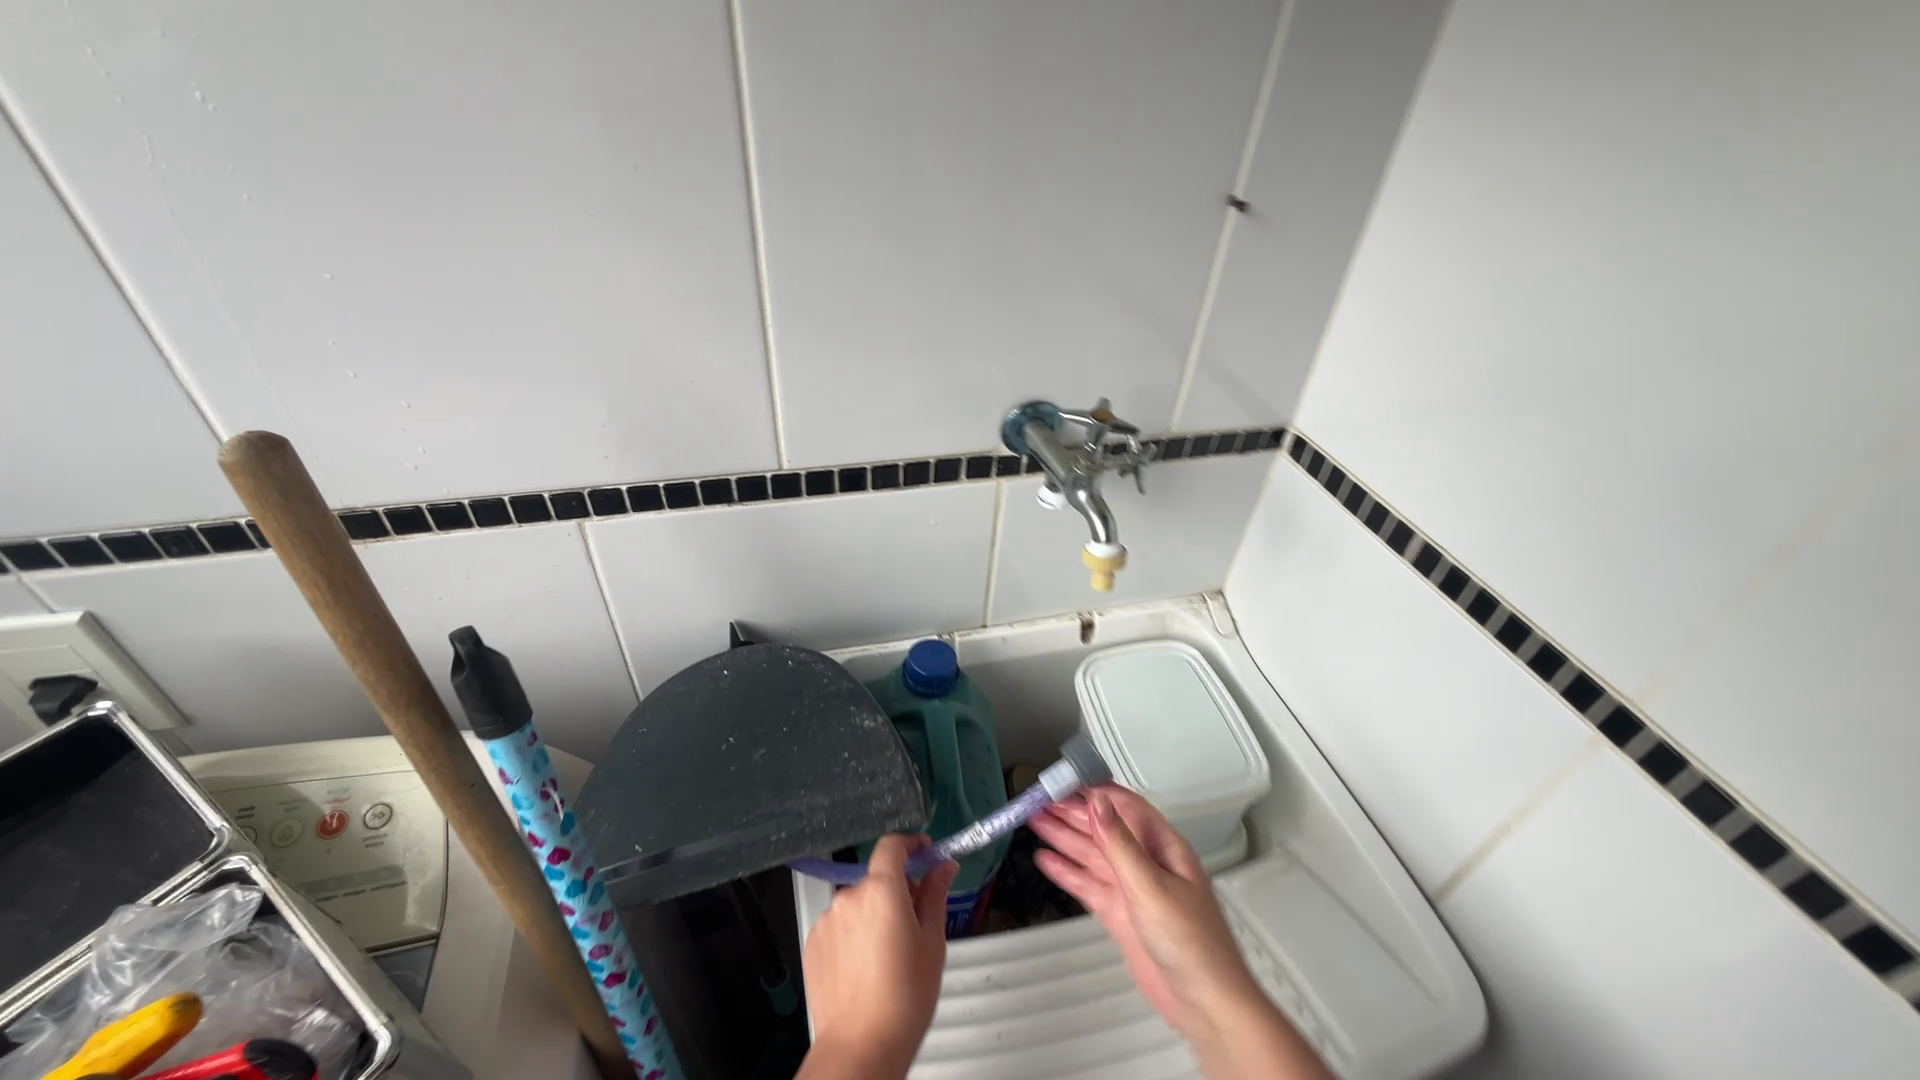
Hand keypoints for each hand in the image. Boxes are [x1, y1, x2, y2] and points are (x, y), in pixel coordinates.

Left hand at [798, 834, 958, 1079]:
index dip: (910, 844)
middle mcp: (849, 897)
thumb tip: (944, 867)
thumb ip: (935, 895)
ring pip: (858, 904)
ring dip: (874, 915)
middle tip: (915, 924)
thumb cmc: (904, 998)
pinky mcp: (813, 942)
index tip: (924, 852)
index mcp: (882, 891)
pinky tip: (867, 966)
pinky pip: (839, 926)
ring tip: (890, 955)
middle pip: (877, 879)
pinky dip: (854, 935)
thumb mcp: (932, 942)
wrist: (861, 1045)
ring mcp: (827, 920)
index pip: (892, 846)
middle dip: (897, 892)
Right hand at [1031, 786, 1253, 1032]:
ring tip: (1035, 821)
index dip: (1094, 790)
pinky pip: (1088, 884)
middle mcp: (1147, 863)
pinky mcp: (1121, 913)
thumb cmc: (1195, 945)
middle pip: (1104, 827)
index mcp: (1163, 847)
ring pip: (1091, 853)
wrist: (1204, 1002)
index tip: (1064, 781)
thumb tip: (1100, 803)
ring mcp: (1133, 888)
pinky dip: (1066, 871)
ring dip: (1064, 836)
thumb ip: (1120, 844)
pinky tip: (1047, 860)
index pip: (1124, 805)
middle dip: (1072, 812)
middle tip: (1038, 800)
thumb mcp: (1151, 886)